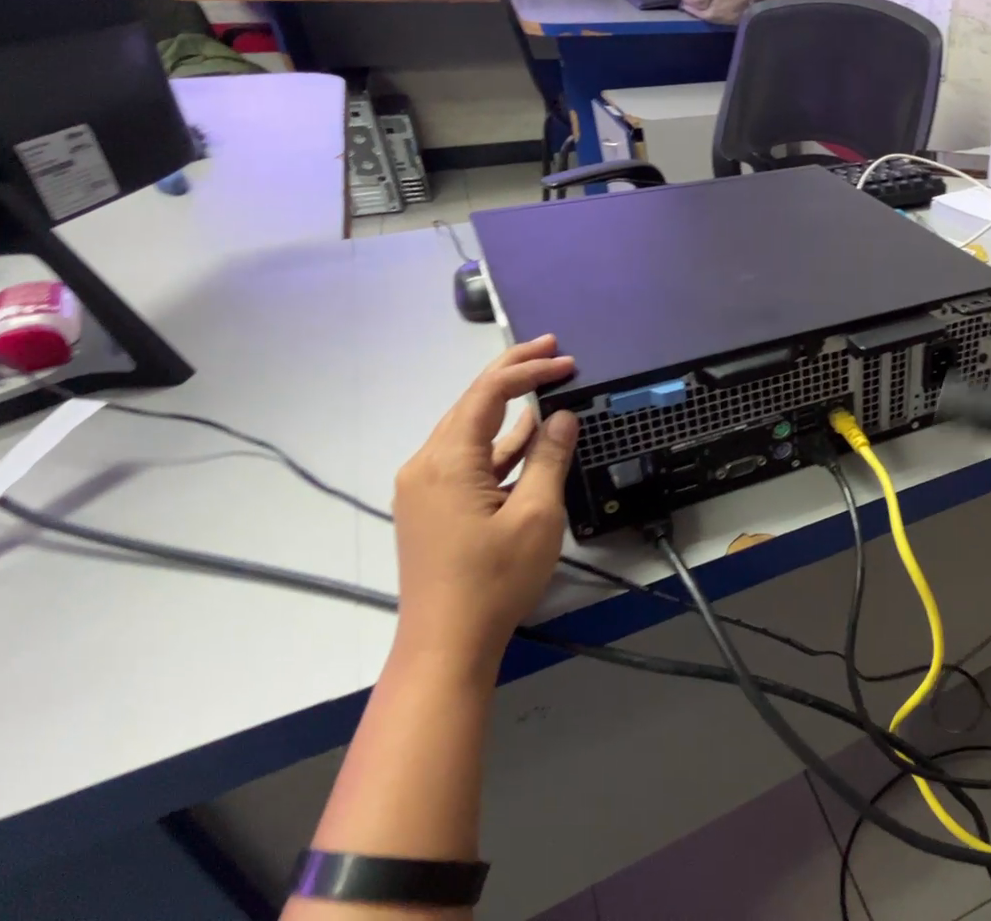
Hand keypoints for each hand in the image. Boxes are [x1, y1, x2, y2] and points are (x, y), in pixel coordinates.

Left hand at [392, 335, 580, 667]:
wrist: (447, 641)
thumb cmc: (494, 579)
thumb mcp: (535, 516)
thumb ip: (548, 459)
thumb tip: (561, 418)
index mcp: (446, 462)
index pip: (487, 396)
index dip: (526, 371)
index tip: (565, 361)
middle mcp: (426, 465)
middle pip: (471, 405)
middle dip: (511, 375)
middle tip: (551, 349)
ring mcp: (426, 487)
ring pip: (470, 432)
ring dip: (507, 411)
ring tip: (543, 386)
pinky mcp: (433, 506)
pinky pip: (468, 461)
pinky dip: (499, 446)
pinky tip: (527, 437)